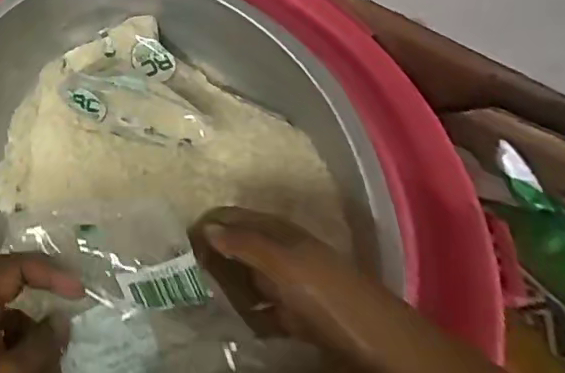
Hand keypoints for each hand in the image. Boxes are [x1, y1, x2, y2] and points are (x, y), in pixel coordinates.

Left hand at [0, 253, 83, 372]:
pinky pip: (12, 342)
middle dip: (42, 290)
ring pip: (15, 317)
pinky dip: (31, 350)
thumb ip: (42, 342)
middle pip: (11, 285)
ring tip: (58, 353)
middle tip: (71, 293)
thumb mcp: (17, 371)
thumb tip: (60, 321)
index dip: (45, 270)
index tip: (77, 288)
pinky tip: (45, 368)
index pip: (11, 267)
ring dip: (39, 330)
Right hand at [189, 206, 335, 339]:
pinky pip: (263, 310)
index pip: (232, 217)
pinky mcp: (299, 317)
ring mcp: (291, 285)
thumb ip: (246, 243)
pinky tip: (234, 323)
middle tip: (185, 272)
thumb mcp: (284, 264)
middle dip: (213, 256)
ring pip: (249, 279)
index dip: (207, 224)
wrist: (385, 347)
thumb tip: (205, 226)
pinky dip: (248, 314)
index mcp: (278, 230)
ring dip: (228, 287)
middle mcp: (282, 251)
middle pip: (238, 246)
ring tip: (203, 299)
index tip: (178, 242)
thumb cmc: (328, 293)